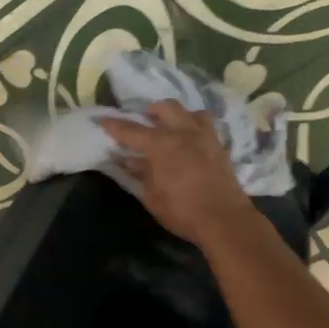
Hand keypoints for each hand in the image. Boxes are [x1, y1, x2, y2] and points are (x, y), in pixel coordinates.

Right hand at [98, 99, 256, 245]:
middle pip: (167, 108)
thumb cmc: (181, 211)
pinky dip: (197, 129)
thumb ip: (141, 173)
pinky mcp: (221, 148)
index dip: (116, 126)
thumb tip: (131, 160)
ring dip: (180, 115)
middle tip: (144, 119)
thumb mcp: (152, 196)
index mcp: (162, 145)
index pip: (133, 131)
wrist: (224, 219)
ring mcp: (207, 138)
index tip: (104, 121)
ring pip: (193, 112)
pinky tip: (193, 142)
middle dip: (152, 110)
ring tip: (173, 127)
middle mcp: (185, 133)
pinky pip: (208, 128)